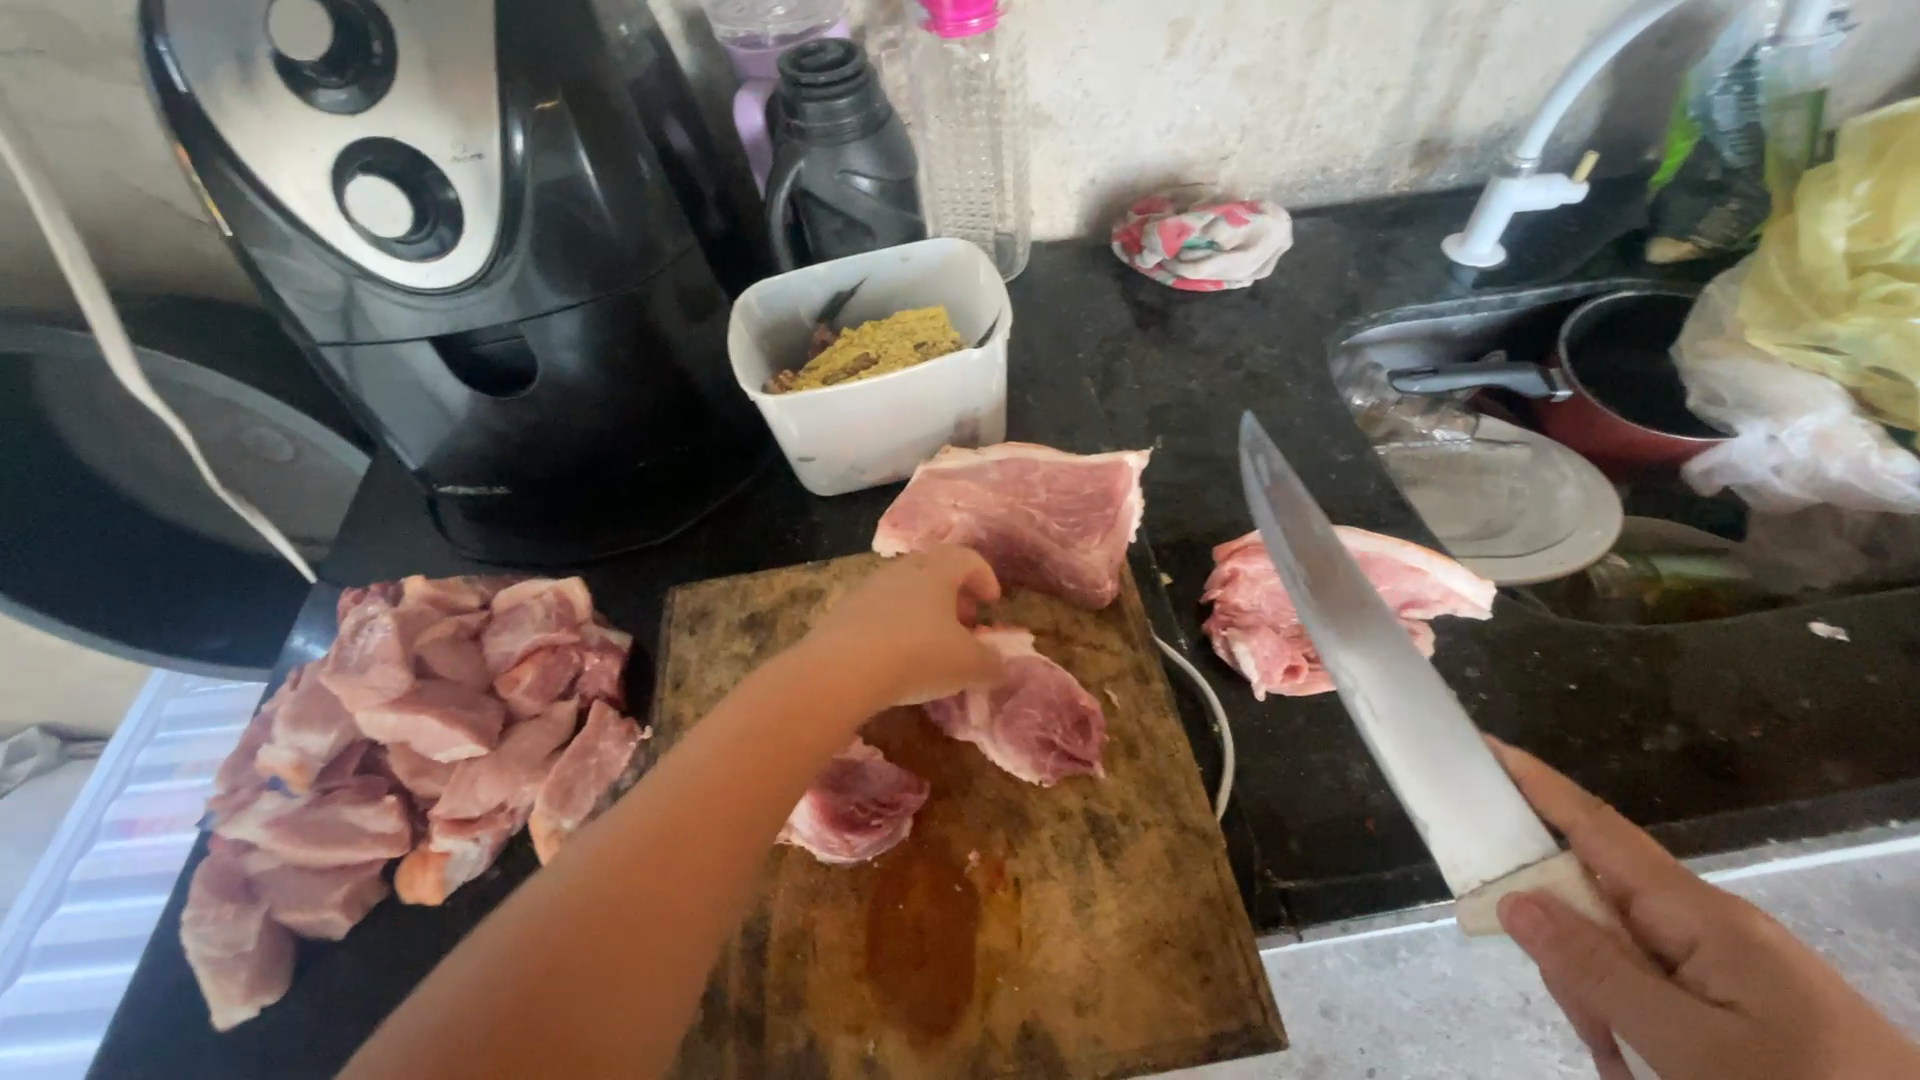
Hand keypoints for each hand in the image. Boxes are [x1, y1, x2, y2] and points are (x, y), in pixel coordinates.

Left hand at [801, 546, 1005, 707]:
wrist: (841, 669)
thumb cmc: (918, 655)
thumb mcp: (969, 666)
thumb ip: (992, 665)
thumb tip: (1001, 667)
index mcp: (937, 572)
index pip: (967, 557)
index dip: (984, 576)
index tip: (993, 602)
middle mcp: (902, 571)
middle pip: (933, 569)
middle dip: (953, 593)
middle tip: (965, 622)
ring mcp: (868, 589)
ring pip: (903, 590)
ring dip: (923, 610)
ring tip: (932, 643)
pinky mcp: (843, 613)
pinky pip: (878, 612)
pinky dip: (895, 626)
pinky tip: (897, 657)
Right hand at [1489, 738, 1919, 1079]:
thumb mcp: (1688, 1043)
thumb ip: (1596, 969)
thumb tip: (1515, 899)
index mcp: (1699, 914)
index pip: (1596, 828)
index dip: (1536, 784)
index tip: (1483, 746)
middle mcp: (1706, 924)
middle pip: (1592, 902)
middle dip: (1569, 956)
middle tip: (1594, 1030)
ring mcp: (1722, 962)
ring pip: (1614, 953)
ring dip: (1603, 1005)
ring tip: (1631, 1066)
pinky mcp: (1734, 998)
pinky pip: (1649, 988)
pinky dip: (1632, 1025)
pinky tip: (1646, 1065)